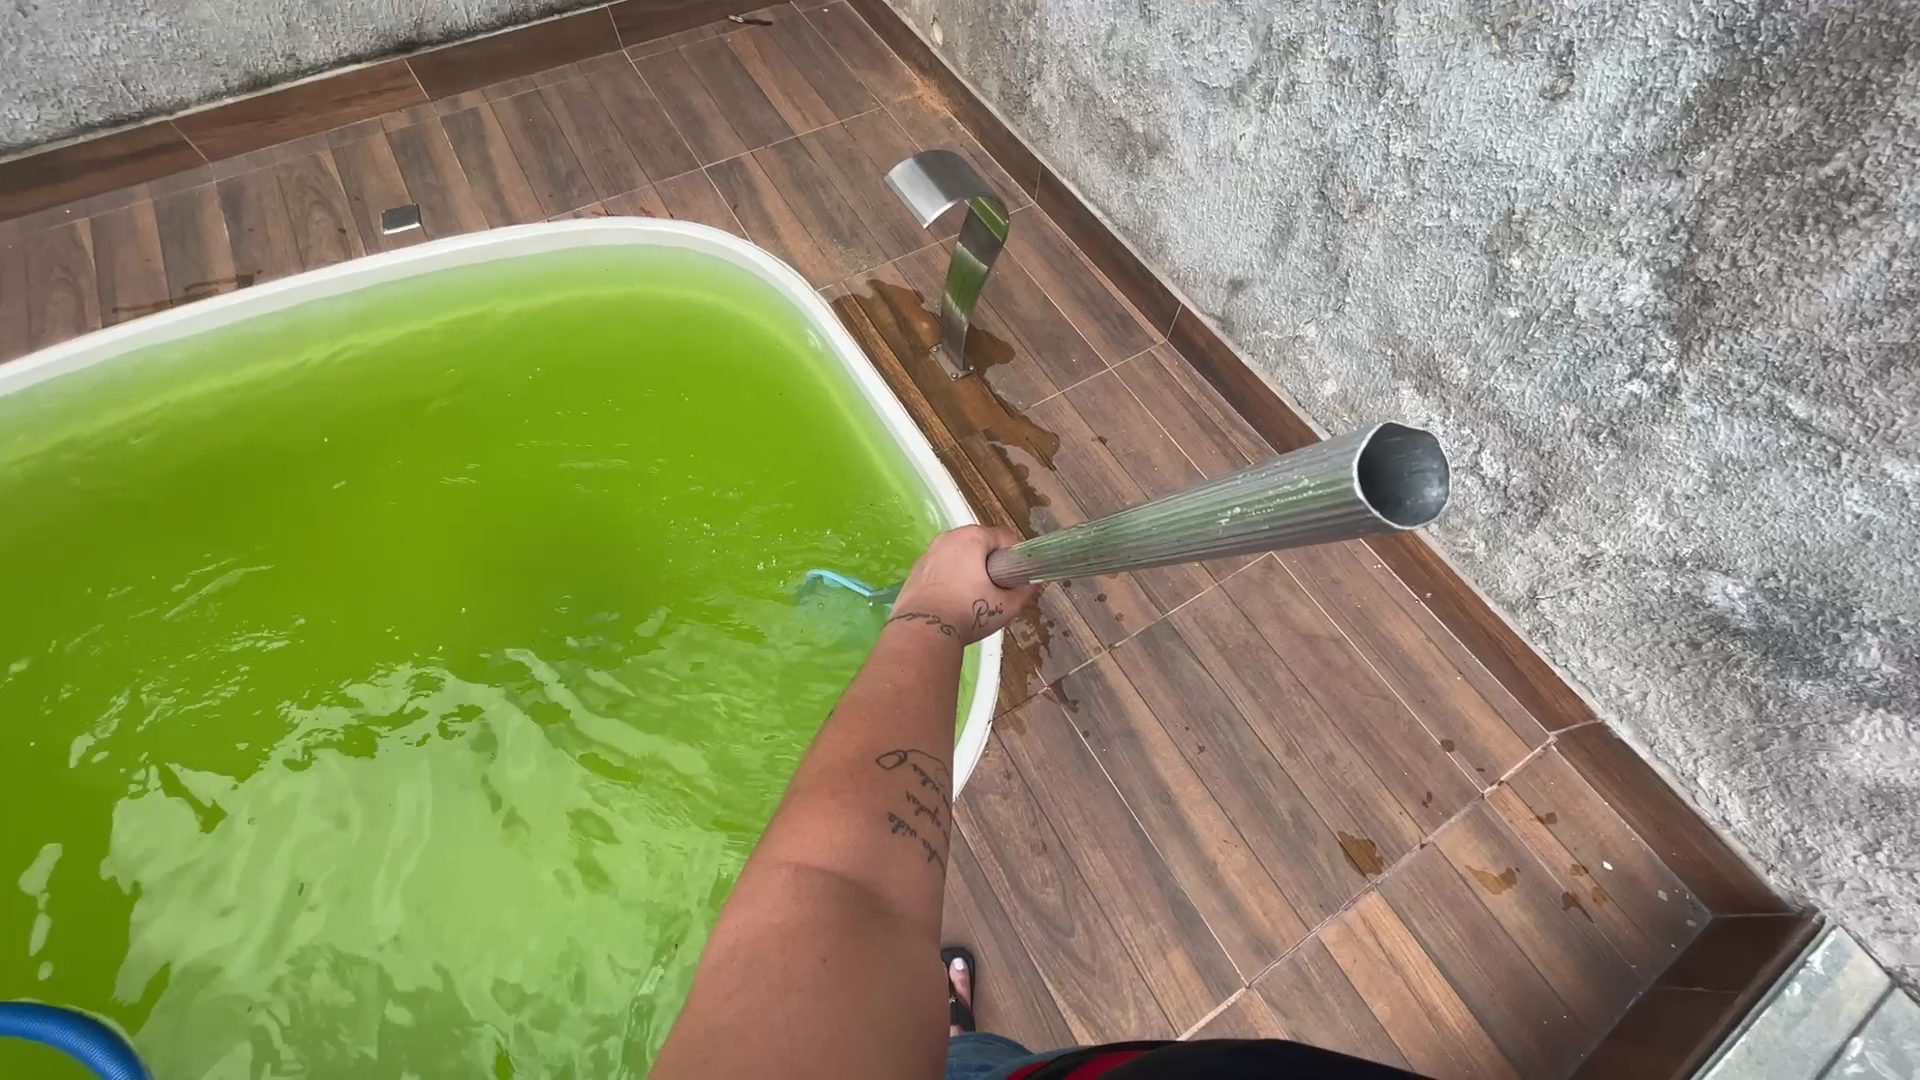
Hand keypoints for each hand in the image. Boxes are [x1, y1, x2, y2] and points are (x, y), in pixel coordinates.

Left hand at [888, 526, 1039, 645]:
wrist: (923, 630)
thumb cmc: (968, 612)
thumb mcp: (1005, 606)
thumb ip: (1024, 591)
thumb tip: (1033, 584)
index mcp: (973, 537)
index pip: (1005, 537)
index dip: (1014, 556)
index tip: (1015, 576)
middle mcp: (949, 537)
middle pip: (979, 544)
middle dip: (989, 562)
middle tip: (995, 589)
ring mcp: (929, 552)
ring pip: (958, 555)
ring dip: (968, 569)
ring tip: (973, 597)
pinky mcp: (915, 569)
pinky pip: (940, 568)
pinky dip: (948, 578)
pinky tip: (951, 600)